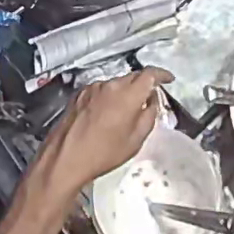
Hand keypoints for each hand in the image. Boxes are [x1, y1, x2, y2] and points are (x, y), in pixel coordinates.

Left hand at [28, 67, 175, 215]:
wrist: (64, 159)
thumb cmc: (104, 153)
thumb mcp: (136, 139)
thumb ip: (150, 114)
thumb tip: (152, 100)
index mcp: (128, 94)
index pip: (150, 74)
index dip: (162, 75)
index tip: (169, 79)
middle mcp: (109, 85)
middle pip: (133, 77)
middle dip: (143, 85)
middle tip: (149, 100)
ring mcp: (92, 88)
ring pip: (116, 84)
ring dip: (125, 93)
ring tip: (125, 112)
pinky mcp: (78, 95)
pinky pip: (101, 91)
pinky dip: (109, 97)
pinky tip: (107, 115)